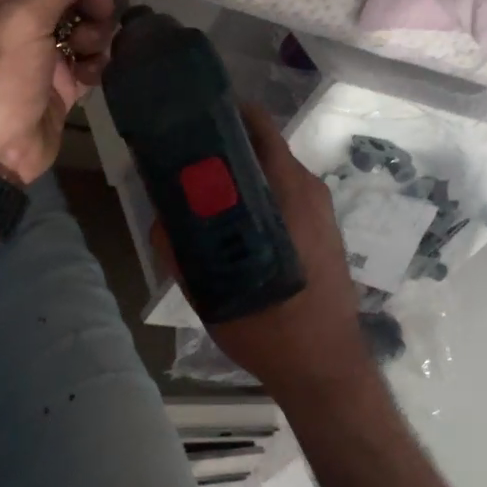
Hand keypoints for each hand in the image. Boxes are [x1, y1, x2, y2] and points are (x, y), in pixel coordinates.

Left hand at [0, 0, 119, 184]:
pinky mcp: (59, 82)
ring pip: (84, 23)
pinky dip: (94, 62)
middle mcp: (17, 18)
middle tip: (101, 10)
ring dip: (95, 32)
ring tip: (89, 49)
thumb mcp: (23, 19)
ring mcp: (39, 51)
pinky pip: (88, 58)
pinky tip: (90, 72)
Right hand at [155, 104, 374, 400]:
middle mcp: (308, 192)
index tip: (187, 116)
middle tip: (182, 156)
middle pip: (261, 149)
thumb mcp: (210, 288)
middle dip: (222, 147)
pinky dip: (255, 197)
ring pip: (271, 176)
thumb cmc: (270, 327)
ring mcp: (320, 213)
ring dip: (238, 176)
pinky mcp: (322, 233)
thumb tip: (161, 215)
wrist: (325, 372)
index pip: (256, 127)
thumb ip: (179, 249)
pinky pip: (283, 198)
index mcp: (287, 191)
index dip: (222, 114)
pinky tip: (228, 223)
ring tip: (199, 191)